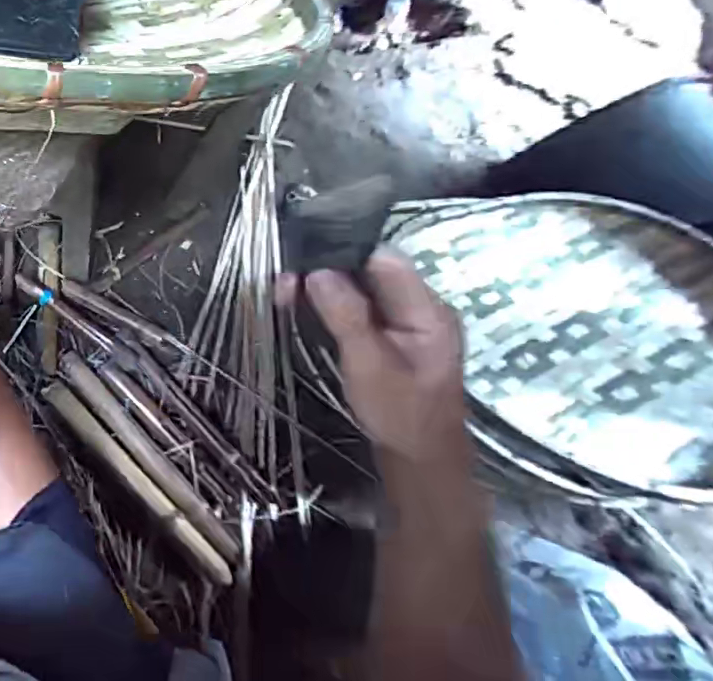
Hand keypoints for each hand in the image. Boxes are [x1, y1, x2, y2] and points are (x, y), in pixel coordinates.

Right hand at [298, 247, 467, 466]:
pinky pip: (357, 300)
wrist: (421, 461)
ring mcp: (404, 315)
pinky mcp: (389, 327)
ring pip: (359, 282)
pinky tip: (302, 302)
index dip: (344, 250)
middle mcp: (418, 304)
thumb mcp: (370, 367)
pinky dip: (329, 299)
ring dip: (322, 283)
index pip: (385, 259)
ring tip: (285, 291)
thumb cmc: (400, 416)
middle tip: (285, 280)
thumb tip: (316, 271)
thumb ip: (346, 316)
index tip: (304, 257)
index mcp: (427, 309)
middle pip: (369, 267)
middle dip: (326, 267)